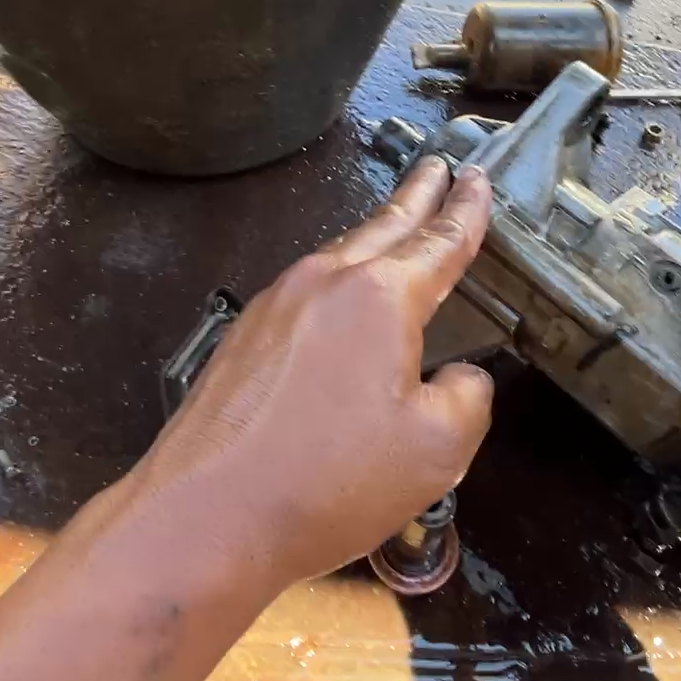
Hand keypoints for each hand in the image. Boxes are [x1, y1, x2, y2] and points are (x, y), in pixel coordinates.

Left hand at [129, 157, 495, 586]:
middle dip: (419, 193)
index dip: (466, 210)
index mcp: (380, 297)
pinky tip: (343, 293)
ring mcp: (278, 300)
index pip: (439, 241)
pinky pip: (310, 285)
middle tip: (440, 166)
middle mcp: (326, 279)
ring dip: (379, 231)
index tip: (475, 179)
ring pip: (342, 251)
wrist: (204, 513)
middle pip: (385, 224)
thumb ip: (467, 398)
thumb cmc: (331, 481)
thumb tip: (459, 376)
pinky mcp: (247, 330)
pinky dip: (341, 273)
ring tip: (401, 220)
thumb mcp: (436, 450)